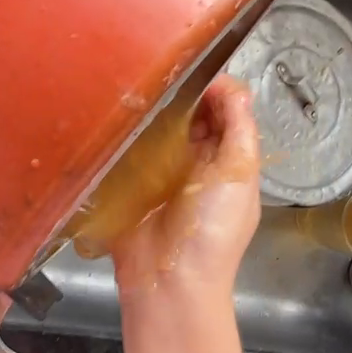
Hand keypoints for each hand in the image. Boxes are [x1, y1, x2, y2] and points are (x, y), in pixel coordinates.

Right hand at [114, 74, 261, 304]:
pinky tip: (111, 113)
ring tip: (131, 86)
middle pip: (186, 115)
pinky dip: (121, 132)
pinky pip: (125, 149)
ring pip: (154, 127)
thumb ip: (240, 129)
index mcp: (226, 158)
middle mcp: (193, 160)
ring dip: (146, 109)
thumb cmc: (212, 230)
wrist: (169, 281)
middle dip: (176, 93)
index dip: (212, 89)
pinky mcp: (127, 181)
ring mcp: (157, 170)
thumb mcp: (239, 175)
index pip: (222, 111)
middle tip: (156, 73)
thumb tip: (234, 86)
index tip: (191, 71)